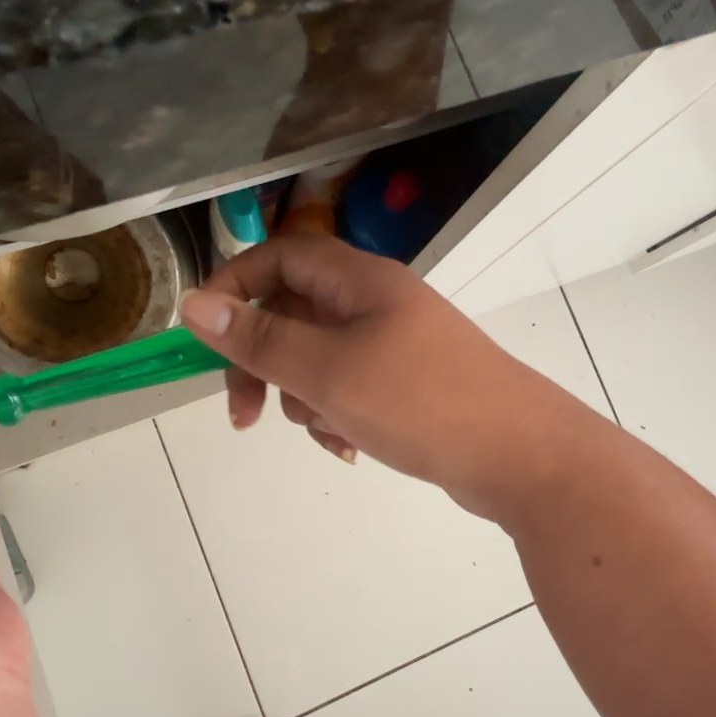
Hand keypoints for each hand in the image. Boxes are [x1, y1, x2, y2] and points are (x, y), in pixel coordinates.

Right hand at [179, 235, 587, 517]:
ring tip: (330, 430)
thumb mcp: (329, 372)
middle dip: (263, 364)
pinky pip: (347, 391)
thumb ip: (260, 339)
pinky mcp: (405, 386)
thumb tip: (193, 304)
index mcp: (359, 282)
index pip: (278, 258)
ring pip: (316, 361)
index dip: (234, 288)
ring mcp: (393, 346)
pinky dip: (336, 417)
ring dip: (304, 399)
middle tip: (245, 416)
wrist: (521, 458)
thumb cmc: (423, 403)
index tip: (205, 340)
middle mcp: (375, 304)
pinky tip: (350, 448)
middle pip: (291, 315)